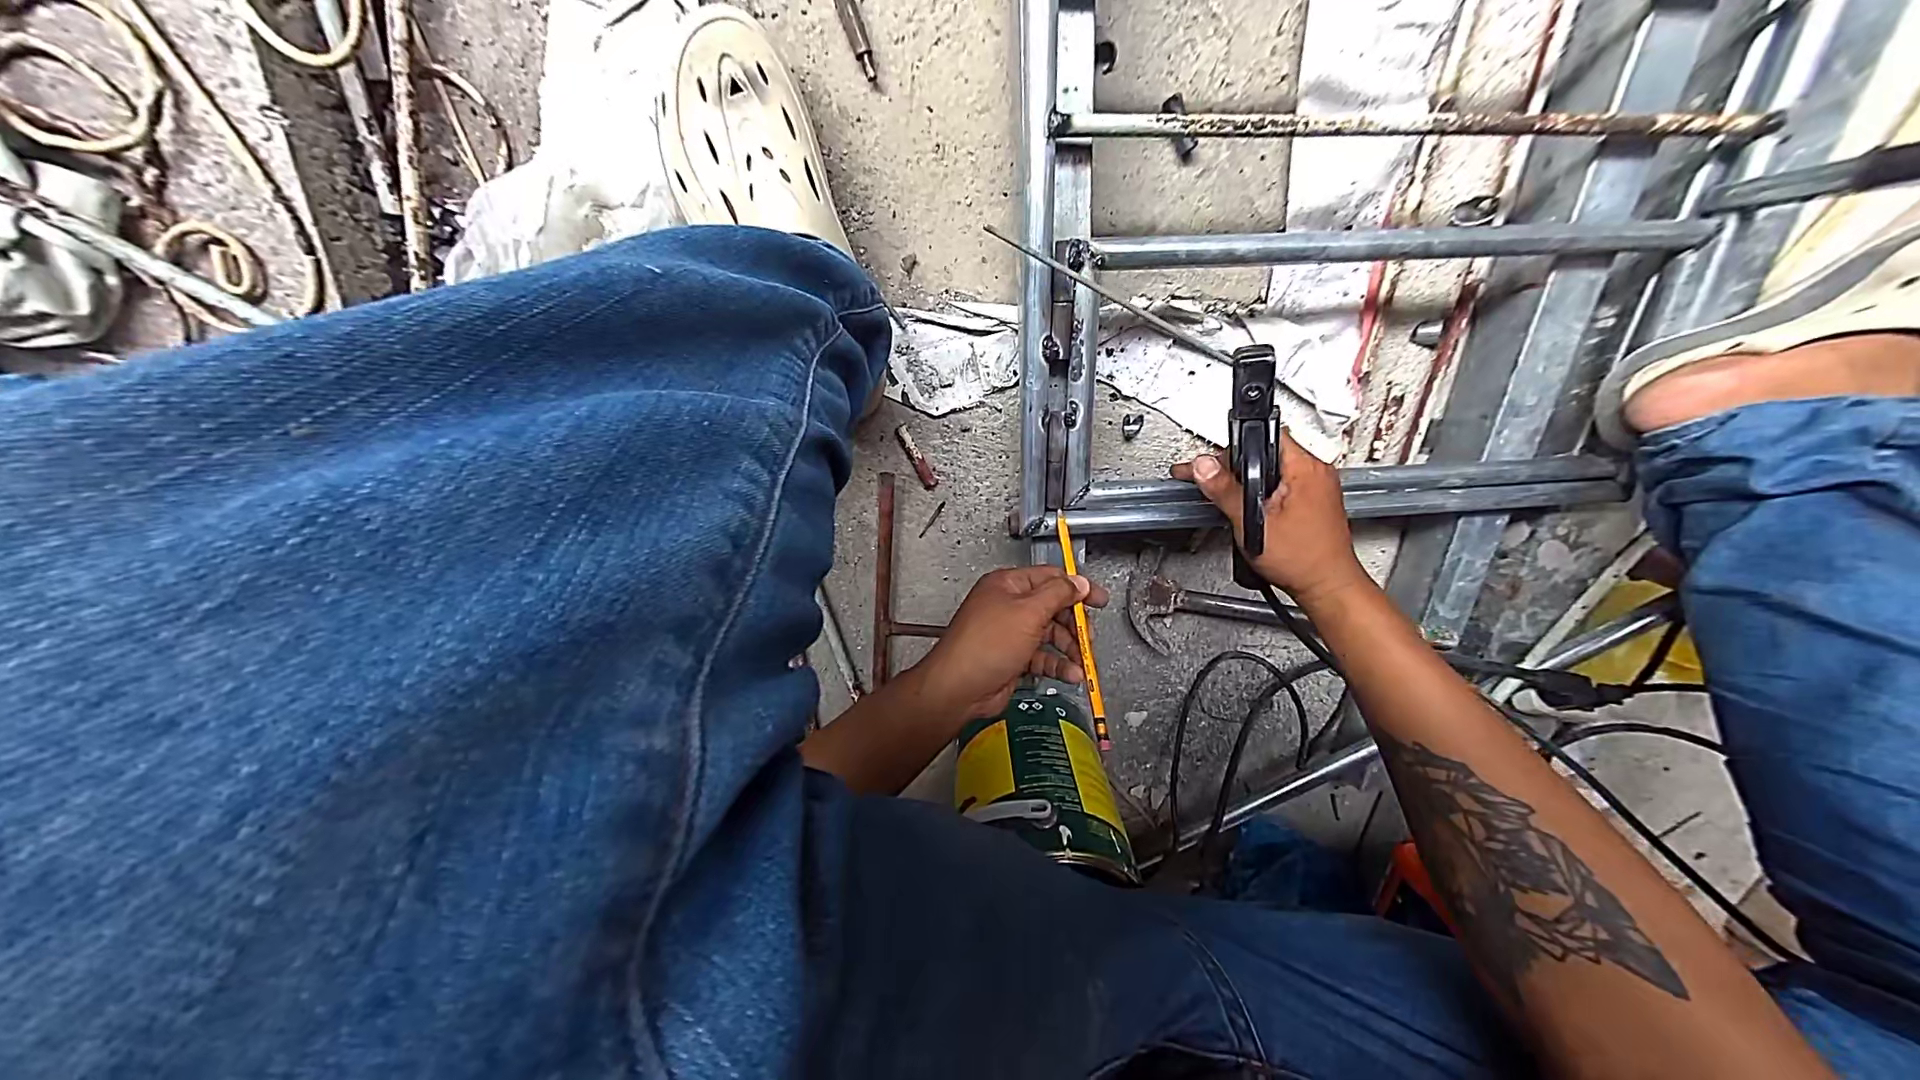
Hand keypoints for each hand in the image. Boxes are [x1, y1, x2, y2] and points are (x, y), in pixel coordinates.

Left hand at [908, 566, 1109, 720]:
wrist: (959, 688)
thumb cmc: (983, 646)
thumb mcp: (1029, 612)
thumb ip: (1058, 594)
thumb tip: (1078, 582)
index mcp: (1008, 585)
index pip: (1051, 578)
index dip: (1077, 588)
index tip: (1097, 600)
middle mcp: (1008, 606)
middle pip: (1053, 608)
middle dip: (1074, 623)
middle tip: (1088, 635)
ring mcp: (1010, 632)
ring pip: (1050, 635)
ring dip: (1069, 648)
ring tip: (1081, 660)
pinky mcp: (1012, 657)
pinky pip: (1042, 657)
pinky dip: (1057, 665)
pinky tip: (1069, 674)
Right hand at [1169, 430, 1371, 604]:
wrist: (1326, 586)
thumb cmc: (1302, 560)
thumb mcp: (1252, 523)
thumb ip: (1225, 490)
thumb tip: (1204, 467)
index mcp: (1305, 467)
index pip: (1262, 436)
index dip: (1230, 448)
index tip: (1209, 462)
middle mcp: (1316, 470)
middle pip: (1264, 451)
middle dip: (1233, 467)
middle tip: (1211, 482)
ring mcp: (1317, 484)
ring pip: (1272, 468)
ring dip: (1246, 480)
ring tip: (1229, 497)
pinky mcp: (1313, 498)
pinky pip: (1282, 483)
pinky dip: (1262, 491)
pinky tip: (1250, 509)